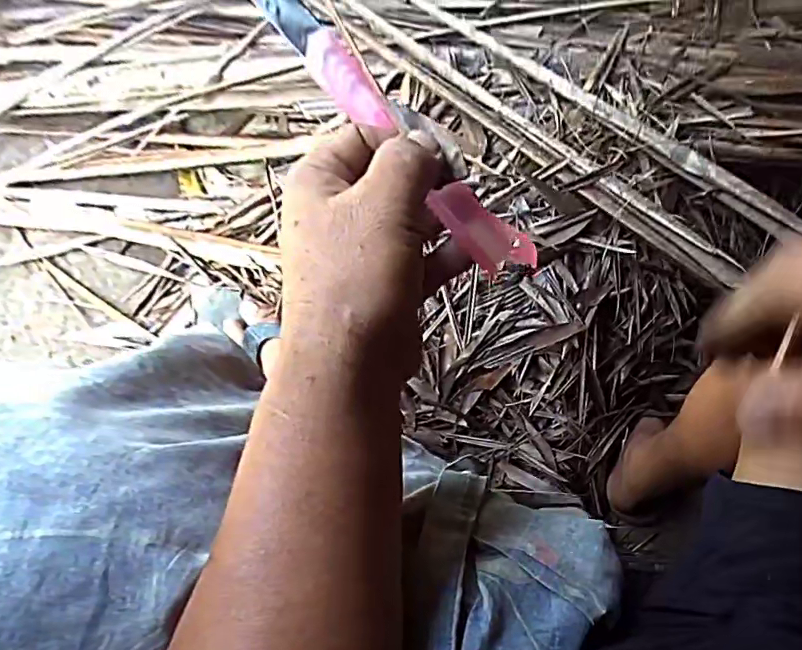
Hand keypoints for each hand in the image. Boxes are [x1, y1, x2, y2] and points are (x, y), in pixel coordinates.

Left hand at [278, 124, 470, 387]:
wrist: (353, 360)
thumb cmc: (358, 279)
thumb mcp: (384, 204)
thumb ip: (407, 163)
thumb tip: (426, 143)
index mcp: (322, 182)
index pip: (363, 137)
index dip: (404, 138)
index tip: (443, 153)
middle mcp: (341, 215)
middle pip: (393, 181)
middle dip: (434, 182)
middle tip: (464, 189)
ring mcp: (368, 254)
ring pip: (414, 223)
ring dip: (448, 219)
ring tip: (478, 219)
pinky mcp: (392, 287)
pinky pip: (425, 260)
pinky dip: (450, 253)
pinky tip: (476, 249)